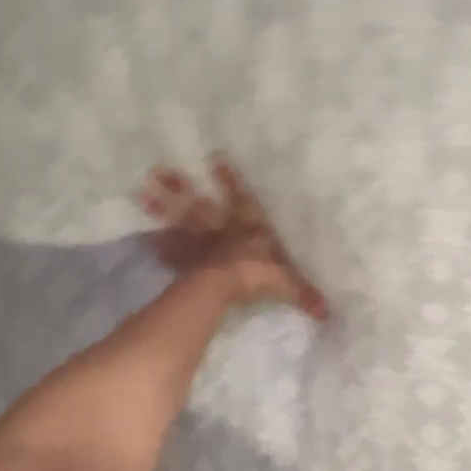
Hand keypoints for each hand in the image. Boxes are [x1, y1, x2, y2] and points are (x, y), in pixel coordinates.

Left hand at [139, 153, 328, 318]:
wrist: (222, 285)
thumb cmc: (258, 276)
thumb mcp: (289, 284)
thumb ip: (305, 294)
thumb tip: (328, 312)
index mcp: (249, 229)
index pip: (242, 200)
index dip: (231, 182)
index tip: (215, 157)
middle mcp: (222, 230)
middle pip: (200, 206)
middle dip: (182, 189)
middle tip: (158, 169)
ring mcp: (200, 245)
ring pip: (180, 222)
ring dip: (163, 209)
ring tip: (142, 192)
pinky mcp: (186, 264)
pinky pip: (172, 253)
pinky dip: (162, 248)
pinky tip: (149, 241)